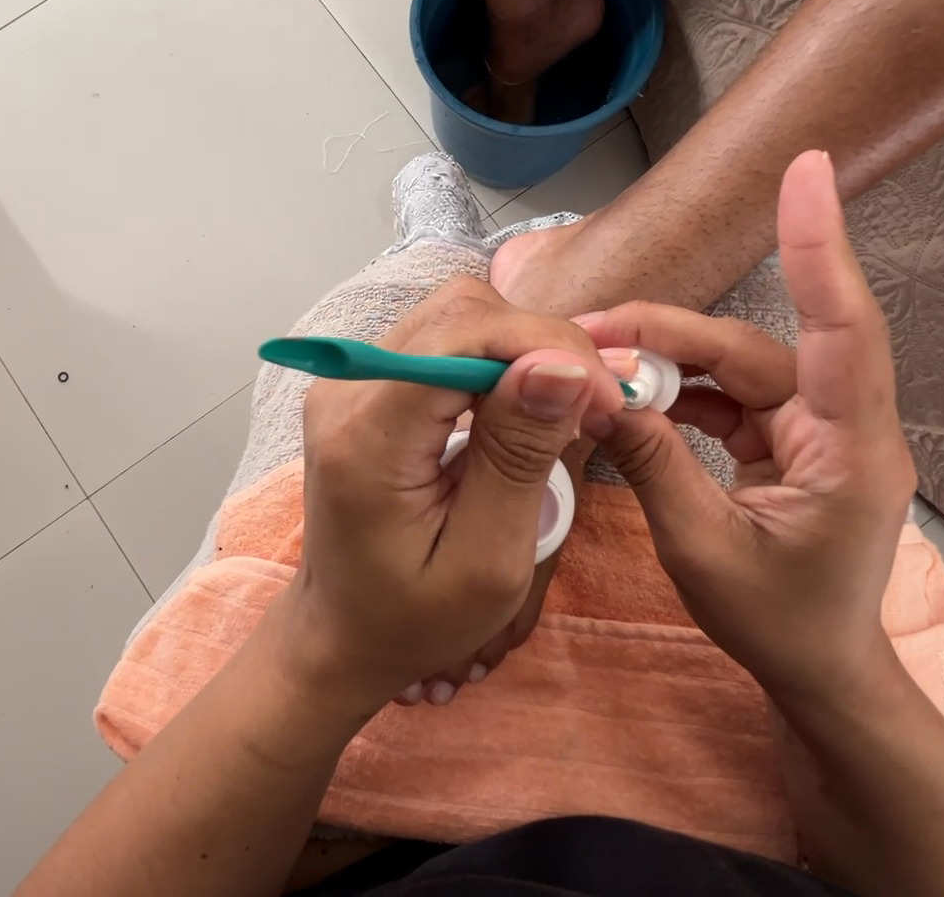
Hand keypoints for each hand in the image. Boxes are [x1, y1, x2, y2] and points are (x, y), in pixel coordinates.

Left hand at [279, 278, 622, 713]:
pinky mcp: (363, 384)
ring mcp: (349, 382)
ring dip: (519, 349)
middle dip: (539, 343)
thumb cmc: (414, 617)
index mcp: (366, 437)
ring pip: (453, 316)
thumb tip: (560, 363)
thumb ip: (518, 456)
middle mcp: (345, 391)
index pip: (461, 335)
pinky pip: (441, 339)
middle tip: (587, 404)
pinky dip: (493, 359)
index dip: (545, 346)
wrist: (342, 630)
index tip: (602, 397)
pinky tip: (516, 406)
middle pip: (459, 313)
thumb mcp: (486, 560)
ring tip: (556, 410)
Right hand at [579, 150, 915, 704]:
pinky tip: (630, 397)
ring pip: (732, 368)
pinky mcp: (784, 441)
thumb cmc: (777, 622)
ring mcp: (811, 430)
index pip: (844, 329)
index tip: (809, 170)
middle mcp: (838, 423)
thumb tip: (596, 396)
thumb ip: (654, 464)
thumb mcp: (702, 548)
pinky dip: (676, 393)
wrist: (818, 670)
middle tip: (587, 332)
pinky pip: (724, 397)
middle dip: (668, 334)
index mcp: (848, 449)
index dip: (821, 246)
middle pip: (751, 349)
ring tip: (595, 363)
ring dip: (665, 361)